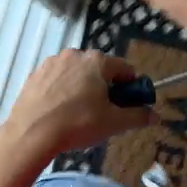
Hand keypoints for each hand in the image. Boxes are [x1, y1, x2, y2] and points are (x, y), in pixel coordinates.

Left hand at [1, 50, 155, 155]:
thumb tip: (155, 115)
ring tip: (78, 114)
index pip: (125, 69)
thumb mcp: (113, 123)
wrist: (31, 132)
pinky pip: (58, 79)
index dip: (131, 88)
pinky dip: (63, 90)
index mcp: (97, 61)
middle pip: (100, 69)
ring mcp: (53, 62)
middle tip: (103, 113)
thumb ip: (137, 116)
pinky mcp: (36, 73)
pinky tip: (59, 111)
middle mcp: (76, 54)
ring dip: (83, 88)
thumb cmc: (77, 124)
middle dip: (105, 88)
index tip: (128, 106)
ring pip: (77, 73)